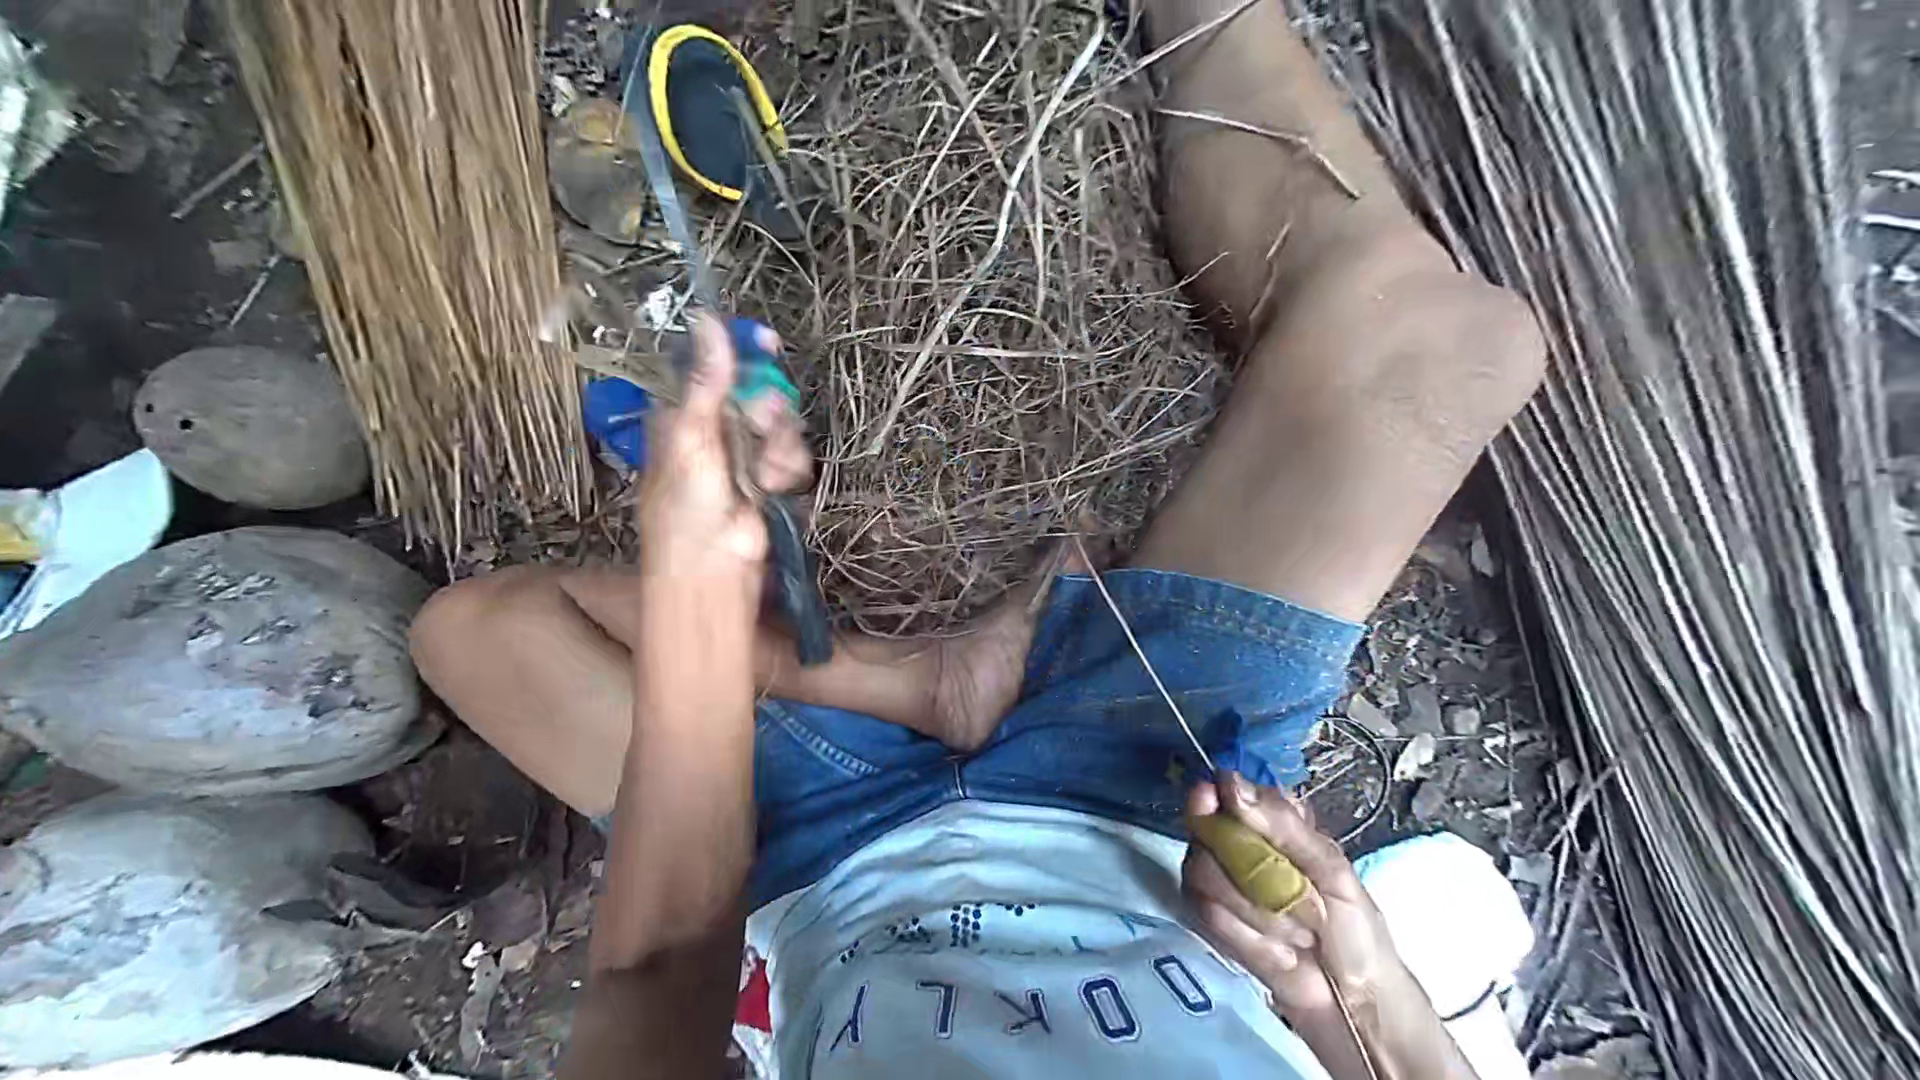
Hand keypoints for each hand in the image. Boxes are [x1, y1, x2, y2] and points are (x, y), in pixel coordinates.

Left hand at [638, 314, 811, 585]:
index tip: (767, 343)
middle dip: (768, 407)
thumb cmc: (687, 505)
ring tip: (769, 470)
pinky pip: (792, 455)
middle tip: (766, 419)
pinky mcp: (771, 478)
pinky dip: (790, 467)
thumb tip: (707, 319)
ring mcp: (746, 455)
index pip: (713, 368)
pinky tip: (777, 482)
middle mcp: (716, 430)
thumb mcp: (691, 437)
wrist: (714, 566)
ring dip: (781, 444)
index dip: (740, 352)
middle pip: (756, 394)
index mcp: (684, 414)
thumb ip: (707, 381)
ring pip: (779, 424)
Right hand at [1182, 772, 1408, 1017]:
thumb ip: (1282, 824)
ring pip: (1203, 873)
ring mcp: (1216, 876)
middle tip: (1298, 896)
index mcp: (1269, 817)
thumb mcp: (1332, 869)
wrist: (1353, 1002)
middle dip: (1251, 871)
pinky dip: (1246, 936)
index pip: (1225, 790)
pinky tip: (1276, 948)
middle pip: (1204, 831)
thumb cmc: (1353, 927)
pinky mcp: (1208, 915)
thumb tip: (1228, 784)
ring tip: (1295, 931)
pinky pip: (1207, 913)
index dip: (1214, 795)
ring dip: (1256, 911)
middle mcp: (1233, 839)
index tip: (1212, 802)